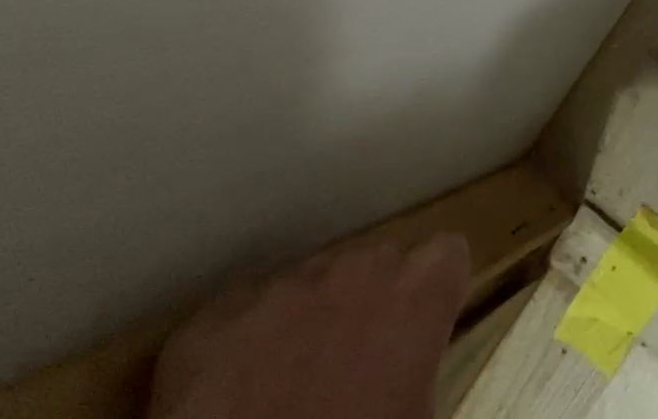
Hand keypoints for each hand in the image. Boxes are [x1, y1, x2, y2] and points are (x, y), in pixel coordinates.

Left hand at [149, 234, 470, 418]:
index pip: (446, 253)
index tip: (416, 324)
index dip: (429, 289)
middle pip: (373, 261)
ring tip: (289, 373)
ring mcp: (281, 288)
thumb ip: (423, 352)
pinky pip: (238, 313)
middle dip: (364, 297)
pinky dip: (241, 340)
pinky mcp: (212, 320)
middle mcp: (357, 268)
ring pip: (305, 281)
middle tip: (350, 357)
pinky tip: (238, 387)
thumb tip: (406, 356)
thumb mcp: (421, 405)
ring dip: (306, 313)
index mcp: (423, 287)